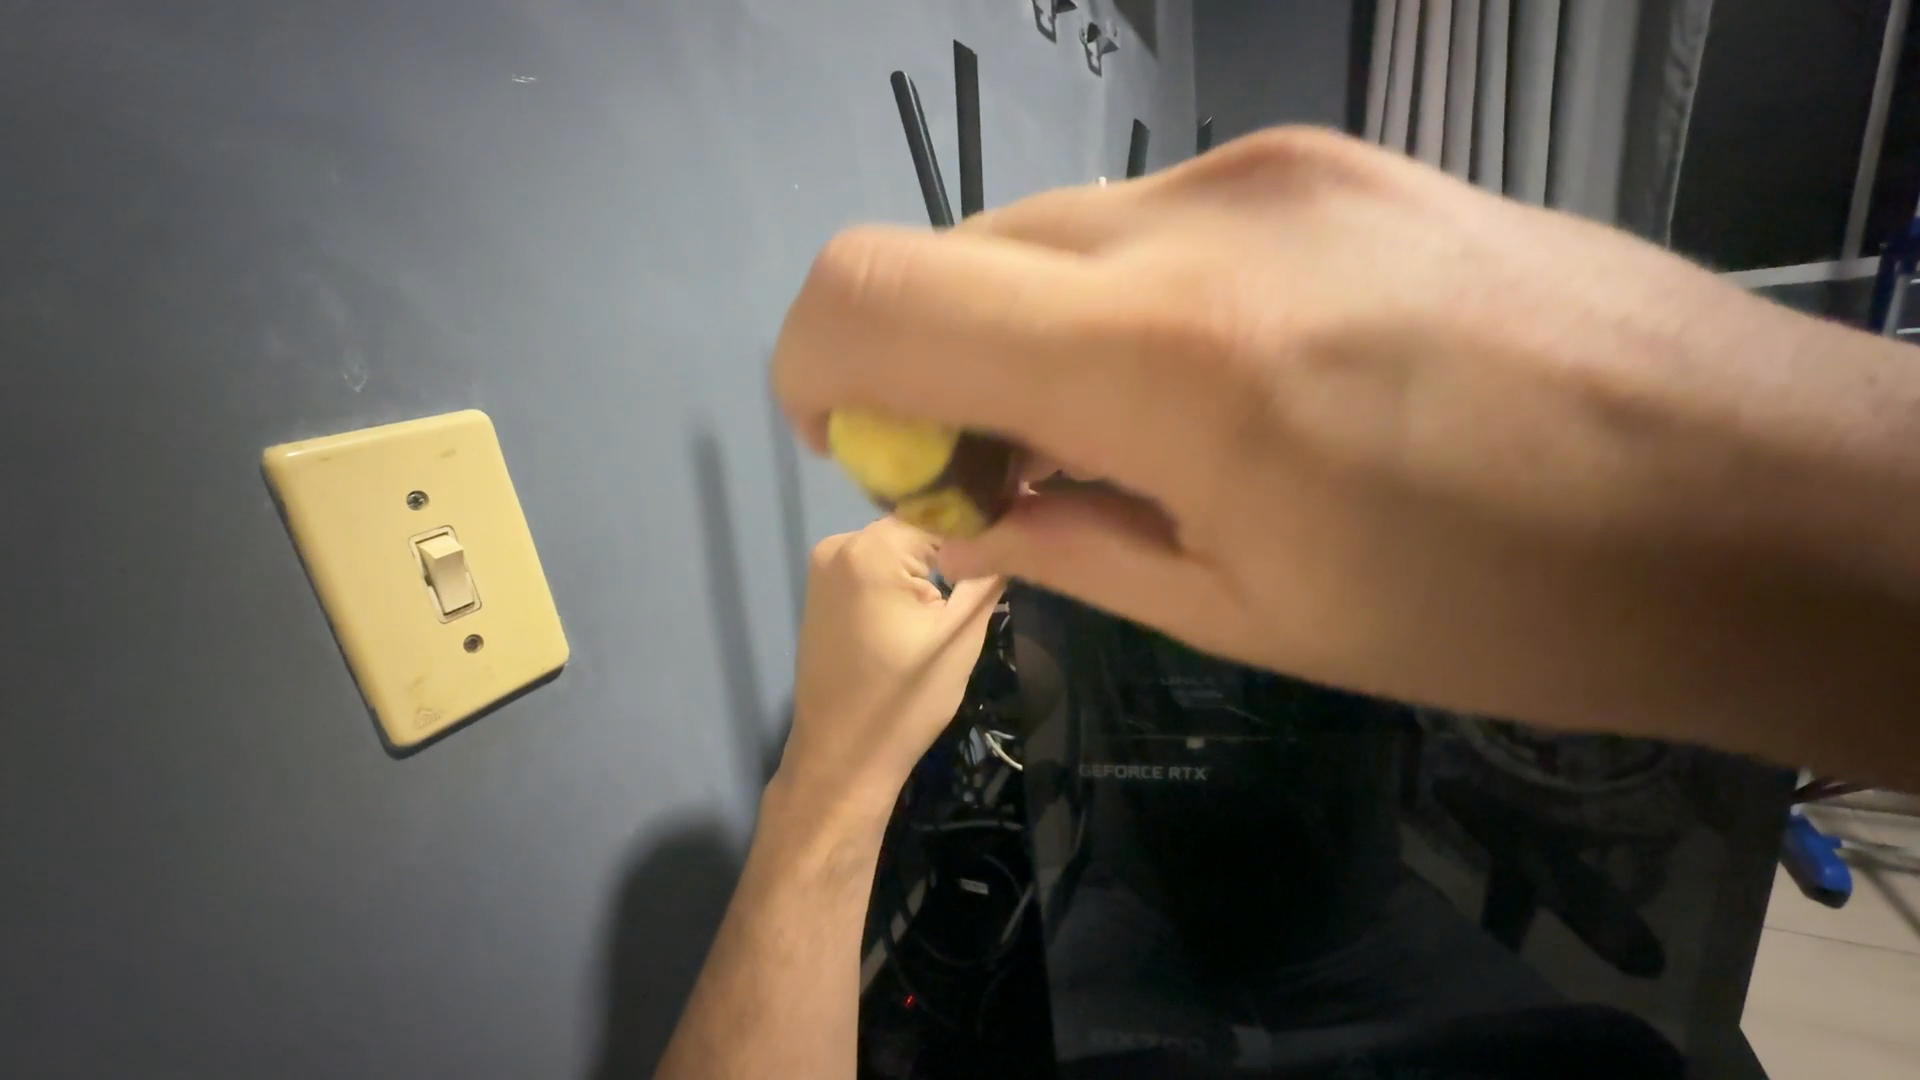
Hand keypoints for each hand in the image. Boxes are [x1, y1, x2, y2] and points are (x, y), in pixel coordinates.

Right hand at [772, 127, 1902, 735]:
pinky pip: (1128, 227)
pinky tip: (1175, 383)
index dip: (818, 370)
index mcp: (1162, 358)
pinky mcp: (1313, 162)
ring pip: (1034, 236)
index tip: (859, 448)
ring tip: (1097, 440)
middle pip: (945, 256)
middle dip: (920, 370)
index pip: (872, 295)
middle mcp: (1192, 219)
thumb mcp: (1233, 612)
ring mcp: (1260, 170)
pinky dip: (1092, 309)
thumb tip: (944, 510)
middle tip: (989, 473)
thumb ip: (1055, 539)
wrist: (1764, 501)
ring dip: (1011, 340)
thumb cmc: (1485, 606)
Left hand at [776, 517, 1001, 821]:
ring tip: (965, 587)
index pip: (945, 510)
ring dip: (931, 562)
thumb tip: (1016, 526)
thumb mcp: (961, 636)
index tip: (1018, 535)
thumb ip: (989, 572)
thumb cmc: (905, 700)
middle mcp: (840, 543)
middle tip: (996, 568)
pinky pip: (876, 565)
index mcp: (872, 548)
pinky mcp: (821, 588)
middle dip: (957, 544)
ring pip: (898, 545)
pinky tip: (926, 603)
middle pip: (918, 525)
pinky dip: (904, 576)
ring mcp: (824, 565)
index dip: (985, 522)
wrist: (842, 758)